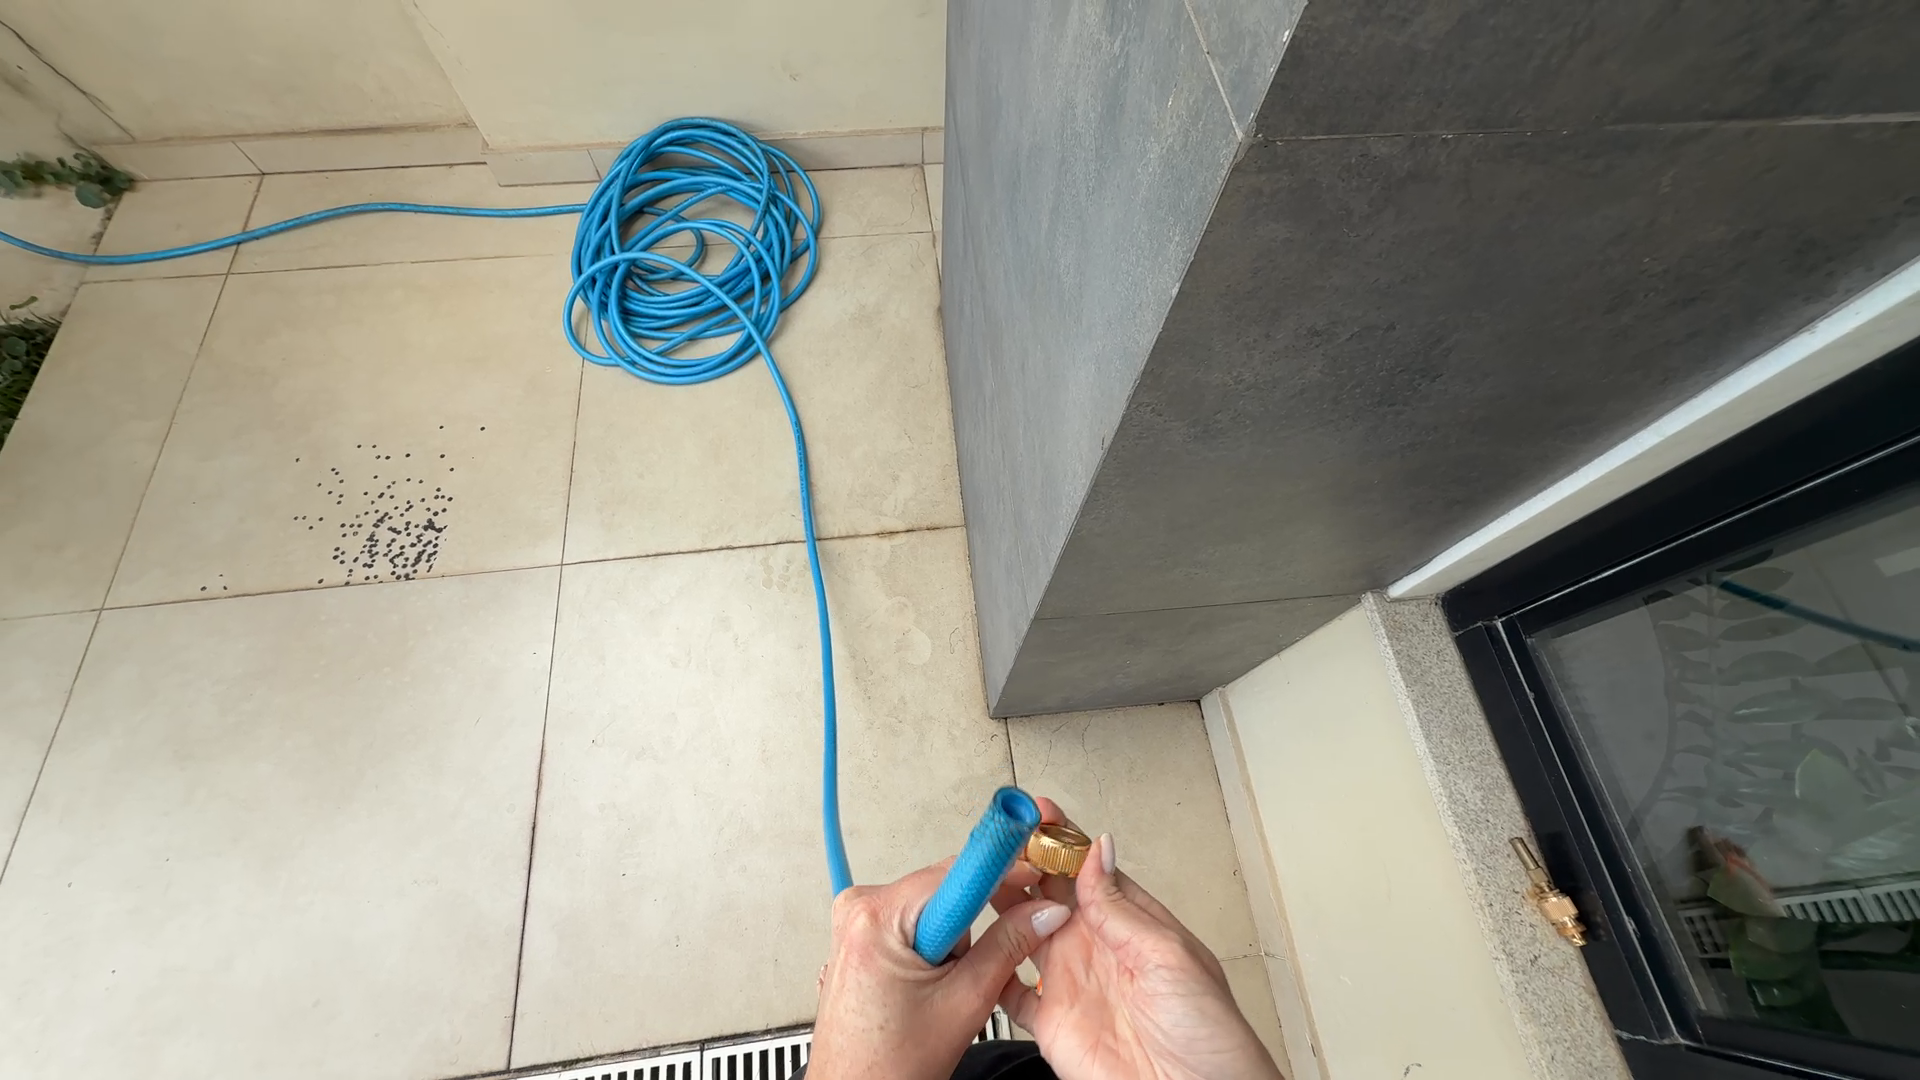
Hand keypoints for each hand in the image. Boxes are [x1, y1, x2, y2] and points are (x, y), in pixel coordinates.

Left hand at [808, 857, 1071, 1079]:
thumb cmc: (886, 1067)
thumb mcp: (964, 1005)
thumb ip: (1009, 948)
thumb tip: (1043, 911)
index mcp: (877, 915)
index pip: (956, 869)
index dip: (1001, 867)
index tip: (1032, 849)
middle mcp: (861, 904)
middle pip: (947, 886)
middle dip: (973, 922)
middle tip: (974, 966)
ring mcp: (858, 916)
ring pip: (936, 903)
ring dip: (954, 937)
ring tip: (941, 987)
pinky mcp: (863, 928)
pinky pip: (917, 916)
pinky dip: (936, 941)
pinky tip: (928, 979)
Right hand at [996, 802, 1283, 1079]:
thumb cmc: (1210, 1037)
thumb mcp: (1170, 956)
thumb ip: (1120, 907)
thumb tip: (1097, 847)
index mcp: (1126, 920)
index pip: (1083, 865)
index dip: (1059, 835)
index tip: (1035, 810)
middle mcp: (1093, 944)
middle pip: (1046, 889)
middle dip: (1021, 860)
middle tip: (995, 839)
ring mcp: (1068, 980)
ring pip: (1021, 929)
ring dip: (999, 903)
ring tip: (976, 876)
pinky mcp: (1050, 1022)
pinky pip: (1008, 990)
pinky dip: (988, 967)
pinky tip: (972, 945)